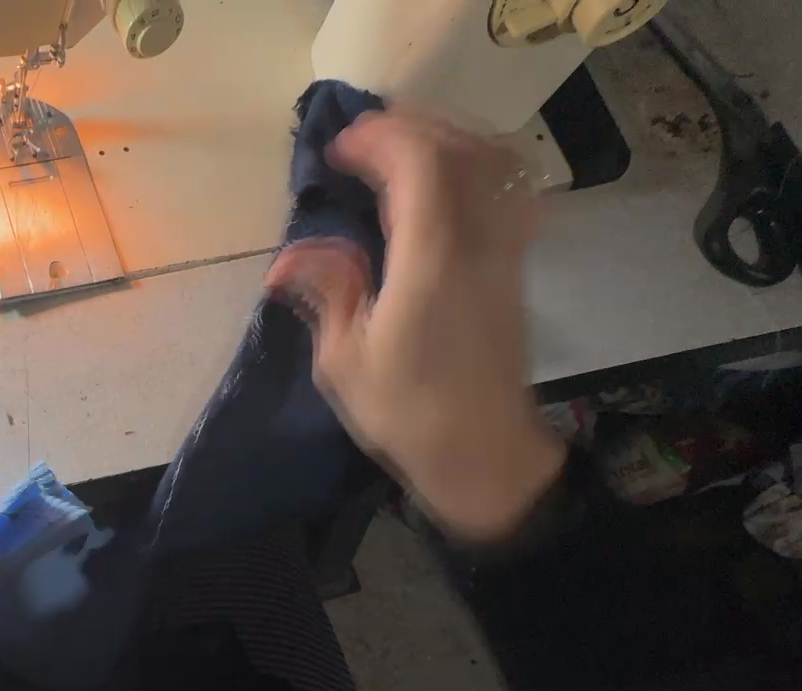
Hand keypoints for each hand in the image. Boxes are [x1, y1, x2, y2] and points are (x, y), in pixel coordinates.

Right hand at [270, 108, 565, 541]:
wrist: (479, 449)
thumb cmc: (403, 410)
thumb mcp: (343, 360)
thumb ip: (326, 292)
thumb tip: (287, 259)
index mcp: (431, 261)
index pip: (419, 165)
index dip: (378, 141)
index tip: (336, 150)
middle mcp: (478, 240)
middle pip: (460, 148)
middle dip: (409, 130)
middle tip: (361, 141)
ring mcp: (505, 249)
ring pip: (493, 160)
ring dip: (446, 140)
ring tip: (400, 151)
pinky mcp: (514, 264)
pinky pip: (508, 188)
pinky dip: (476, 165)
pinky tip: (447, 182)